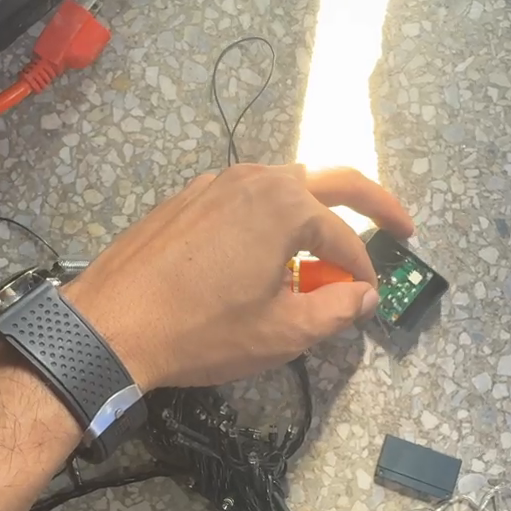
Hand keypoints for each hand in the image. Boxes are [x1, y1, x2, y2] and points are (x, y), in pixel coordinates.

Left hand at [62, 164, 414, 388]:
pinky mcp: (186, 199)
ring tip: (318, 255)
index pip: (345, 239)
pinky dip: (268, 221)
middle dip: (373, 203)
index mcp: (285, 204)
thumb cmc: (203, 331)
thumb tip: (367, 294)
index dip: (365, 273)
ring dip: (312, 216)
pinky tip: (258, 255)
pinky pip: (243, 201)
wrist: (109, 325)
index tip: (370, 299)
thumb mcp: (284, 331)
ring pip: (282, 189)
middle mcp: (254, 178)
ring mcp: (214, 183)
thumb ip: (339, 309)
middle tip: (401, 226)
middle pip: (330, 180)